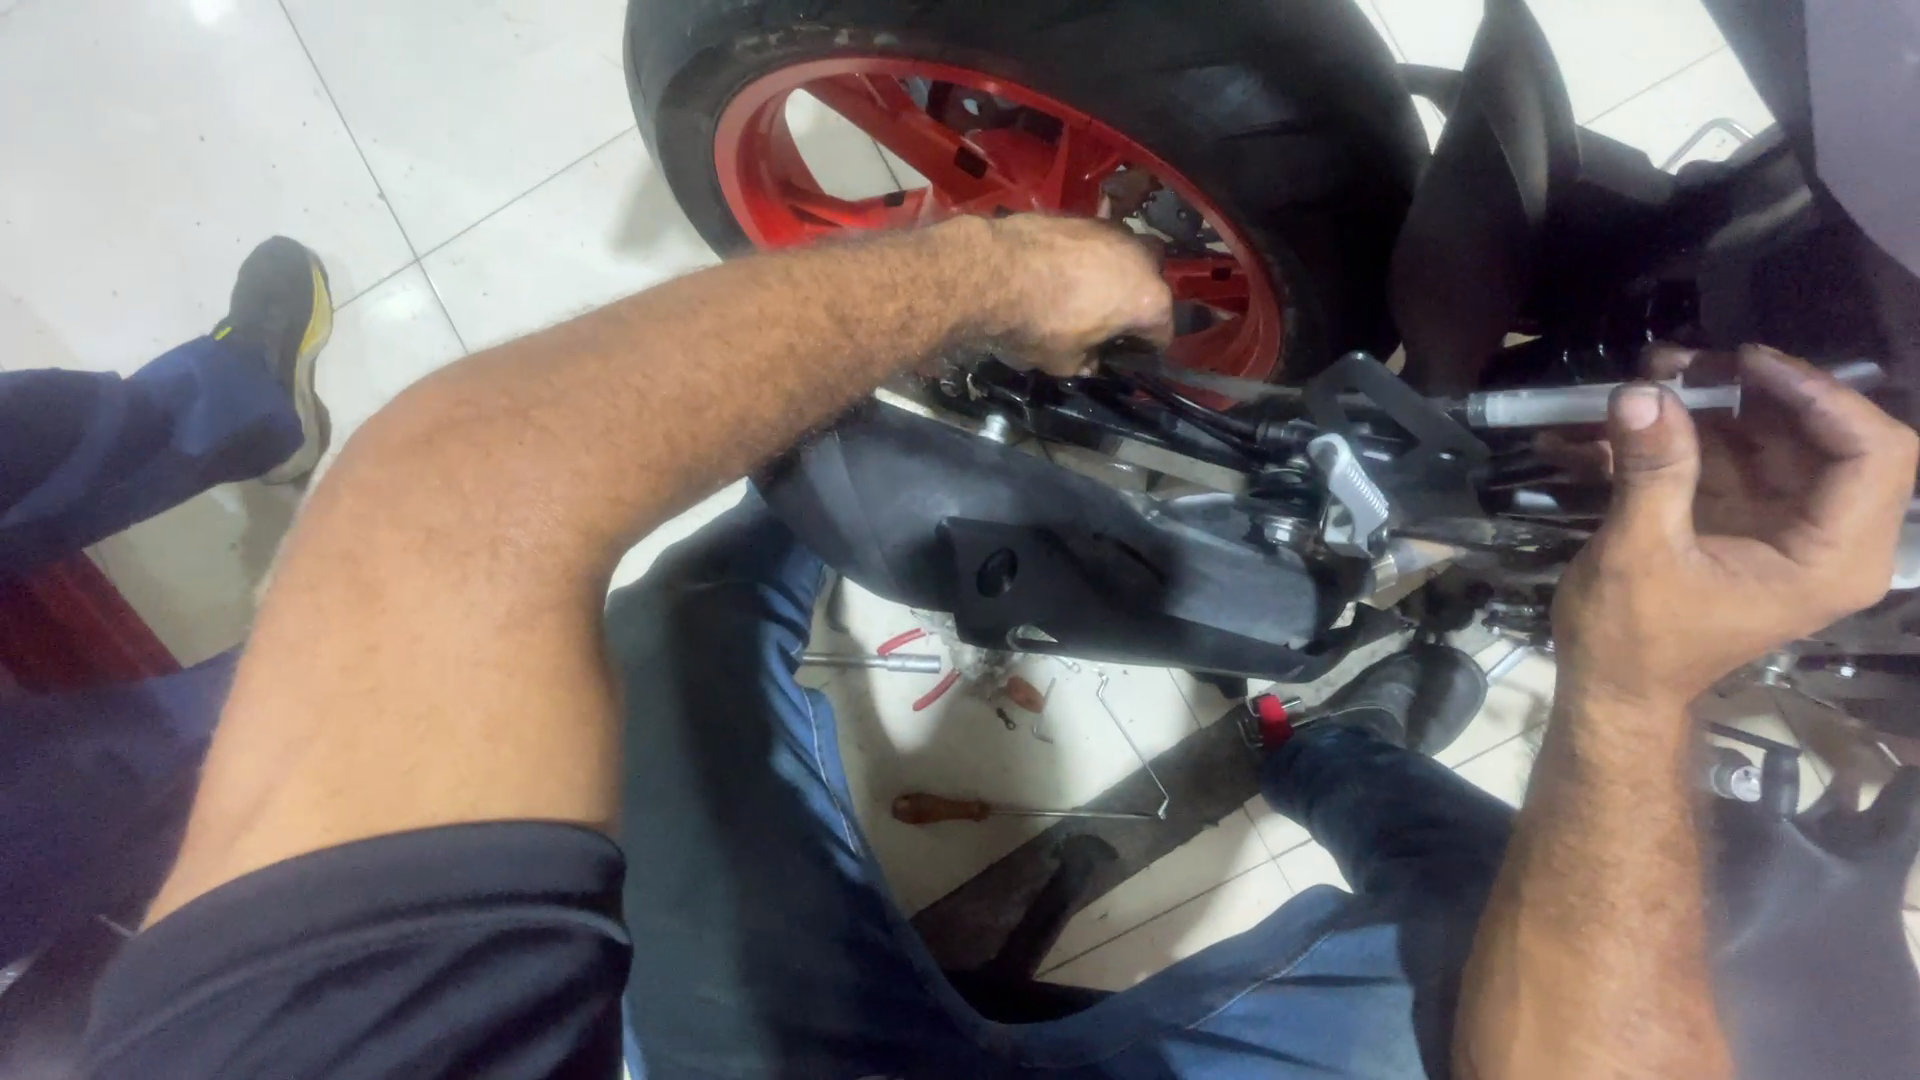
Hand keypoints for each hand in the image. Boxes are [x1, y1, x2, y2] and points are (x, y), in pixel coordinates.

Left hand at [981, 213, 1173, 375]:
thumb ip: (1086, 362)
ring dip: (1114, 274)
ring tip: (1084, 294)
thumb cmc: (1040, 325)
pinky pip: (1096, 242)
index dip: (1144, 350)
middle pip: (1150, 286)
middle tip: (1106, 322)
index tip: (1124, 357)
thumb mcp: (1065, 363)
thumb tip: (1089, 361)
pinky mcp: (1084, 216)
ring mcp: (1114, 231)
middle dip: (1134, 304)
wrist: (996, 273)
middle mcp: (1142, 259)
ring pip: (1126, 257)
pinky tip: (1061, 271)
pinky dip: (1087, 257)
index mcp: (1149, 301)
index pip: (1162, 333)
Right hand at [1551, 345, 1916, 711]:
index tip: (1744, 365)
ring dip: (1701, 415)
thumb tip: (1641, 393)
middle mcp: (1821, 538)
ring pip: (1761, 449)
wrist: (1610, 689)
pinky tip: (1609, 436)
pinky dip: (1668, 448)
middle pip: (1815, 442)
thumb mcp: (1638, 552)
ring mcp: (1774, 532)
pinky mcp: (1731, 529)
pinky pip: (1715, 470)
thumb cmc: (1633, 636)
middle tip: (1676, 367)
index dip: (1819, 399)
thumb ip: (1651, 471)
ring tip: (1638, 389)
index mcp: (1830, 555)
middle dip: (1747, 399)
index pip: (1873, 455)